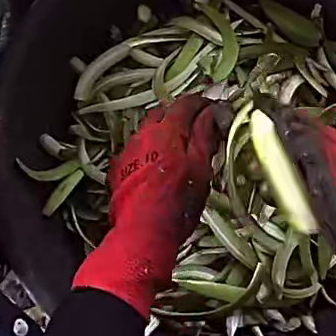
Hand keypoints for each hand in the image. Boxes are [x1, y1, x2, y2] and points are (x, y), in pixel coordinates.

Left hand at [71, 97, 227, 314]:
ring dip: (166, 131)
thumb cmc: (177, 203)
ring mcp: (129, 149)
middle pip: (165, 112)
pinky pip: (139, 147)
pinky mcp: (120, 166)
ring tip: (183, 146)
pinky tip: (162, 163)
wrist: (141, 234)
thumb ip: (206, 136)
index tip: (215, 109)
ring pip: (150, 129)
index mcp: (167, 130)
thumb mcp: (201, 168)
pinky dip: (153, 148)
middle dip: (183, 114)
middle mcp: (144, 133)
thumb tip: (213, 111)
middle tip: (201, 126)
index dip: (203, 102)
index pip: (186, 103)